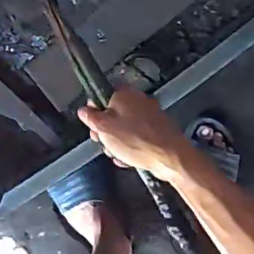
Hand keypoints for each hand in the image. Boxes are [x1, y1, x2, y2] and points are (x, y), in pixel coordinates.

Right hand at [78, 87, 193, 179]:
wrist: (169, 156)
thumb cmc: (138, 140)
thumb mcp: (104, 129)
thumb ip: (91, 117)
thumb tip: (84, 110)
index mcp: (125, 94)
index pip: (103, 95)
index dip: (94, 111)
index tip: (92, 124)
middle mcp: (139, 100)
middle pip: (114, 113)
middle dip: (106, 130)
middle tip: (103, 142)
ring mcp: (150, 115)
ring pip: (125, 127)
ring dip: (118, 142)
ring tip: (118, 154)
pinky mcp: (157, 130)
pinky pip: (138, 137)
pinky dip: (132, 147)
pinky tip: (129, 159)